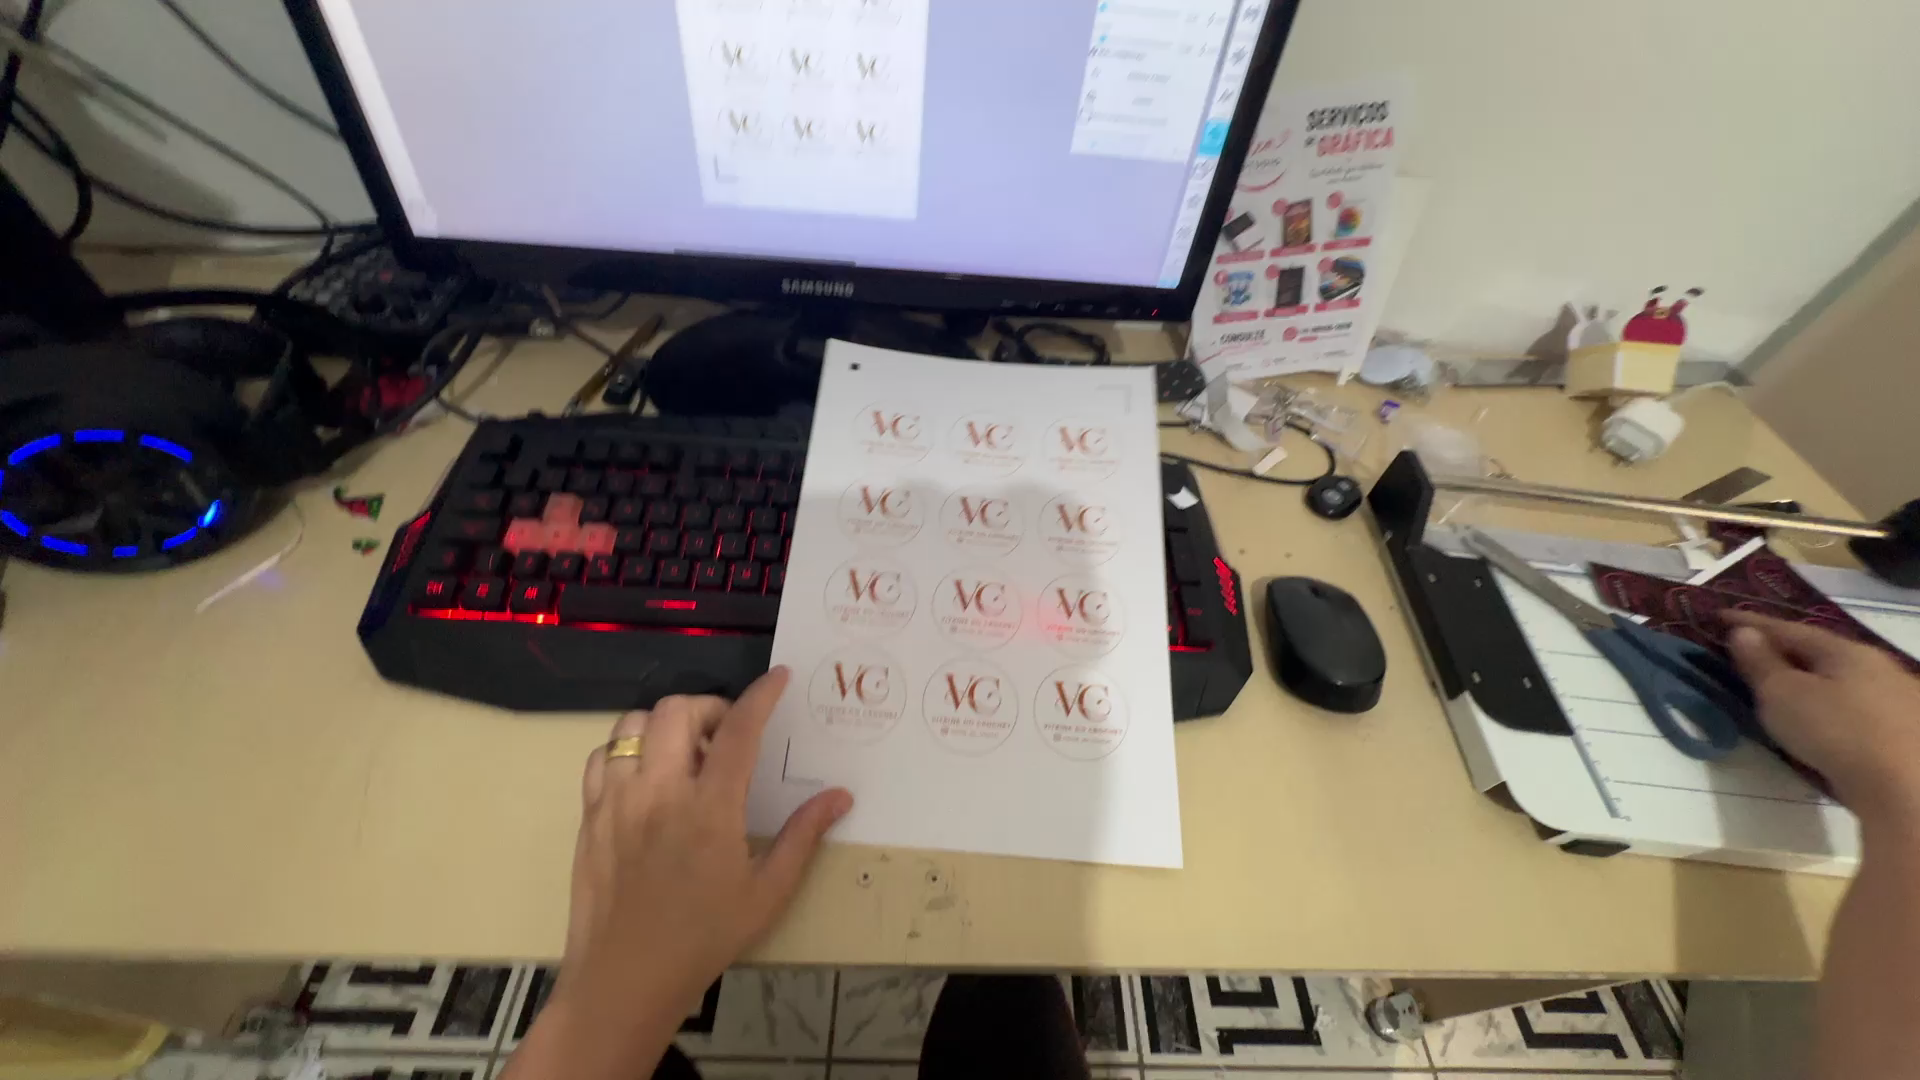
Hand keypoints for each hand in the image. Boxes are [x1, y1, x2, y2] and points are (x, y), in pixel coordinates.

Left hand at [530, 669, 851, 1076]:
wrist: (624, 982)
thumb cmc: (704, 936)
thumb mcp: (768, 893)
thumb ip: (803, 836)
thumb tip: (841, 795)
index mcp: (709, 809)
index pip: (739, 730)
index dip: (762, 694)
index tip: (778, 677)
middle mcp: (659, 792)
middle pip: (677, 710)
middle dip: (709, 706)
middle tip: (725, 735)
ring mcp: (617, 802)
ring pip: (632, 725)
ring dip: (664, 725)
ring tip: (684, 754)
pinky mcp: (589, 817)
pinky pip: (600, 757)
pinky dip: (625, 750)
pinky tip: (645, 776)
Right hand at [1727, 612, 1919, 832]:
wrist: (1907, 790)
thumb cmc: (1835, 730)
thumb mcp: (1781, 692)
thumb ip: (1759, 660)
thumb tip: (1744, 633)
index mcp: (1848, 652)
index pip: (1788, 628)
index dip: (1749, 620)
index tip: (1716, 615)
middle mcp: (1878, 667)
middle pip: (1818, 650)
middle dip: (1780, 646)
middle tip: (1743, 646)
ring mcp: (1897, 698)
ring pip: (1836, 675)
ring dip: (1803, 672)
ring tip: (1772, 677)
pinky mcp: (1901, 729)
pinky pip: (1848, 699)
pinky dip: (1821, 695)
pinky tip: (1809, 707)